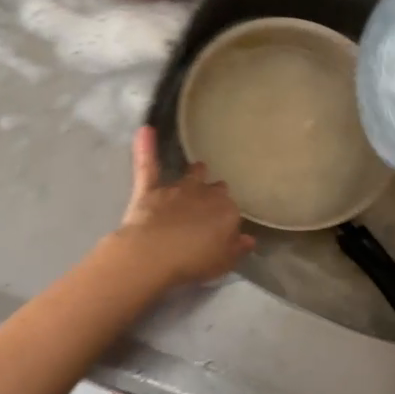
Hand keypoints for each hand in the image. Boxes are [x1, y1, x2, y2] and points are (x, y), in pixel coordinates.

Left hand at [111, 126, 255, 286]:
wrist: (154, 254)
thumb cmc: (193, 262)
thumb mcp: (223, 262)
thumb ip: (237, 248)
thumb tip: (249, 238)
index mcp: (228, 212)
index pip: (232, 210)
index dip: (226, 219)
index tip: (222, 228)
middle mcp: (205, 195)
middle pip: (215, 190)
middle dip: (214, 195)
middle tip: (209, 206)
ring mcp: (177, 190)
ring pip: (192, 175)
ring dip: (196, 173)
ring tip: (199, 168)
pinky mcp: (150, 190)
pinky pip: (148, 164)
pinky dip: (145, 147)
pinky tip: (145, 130)